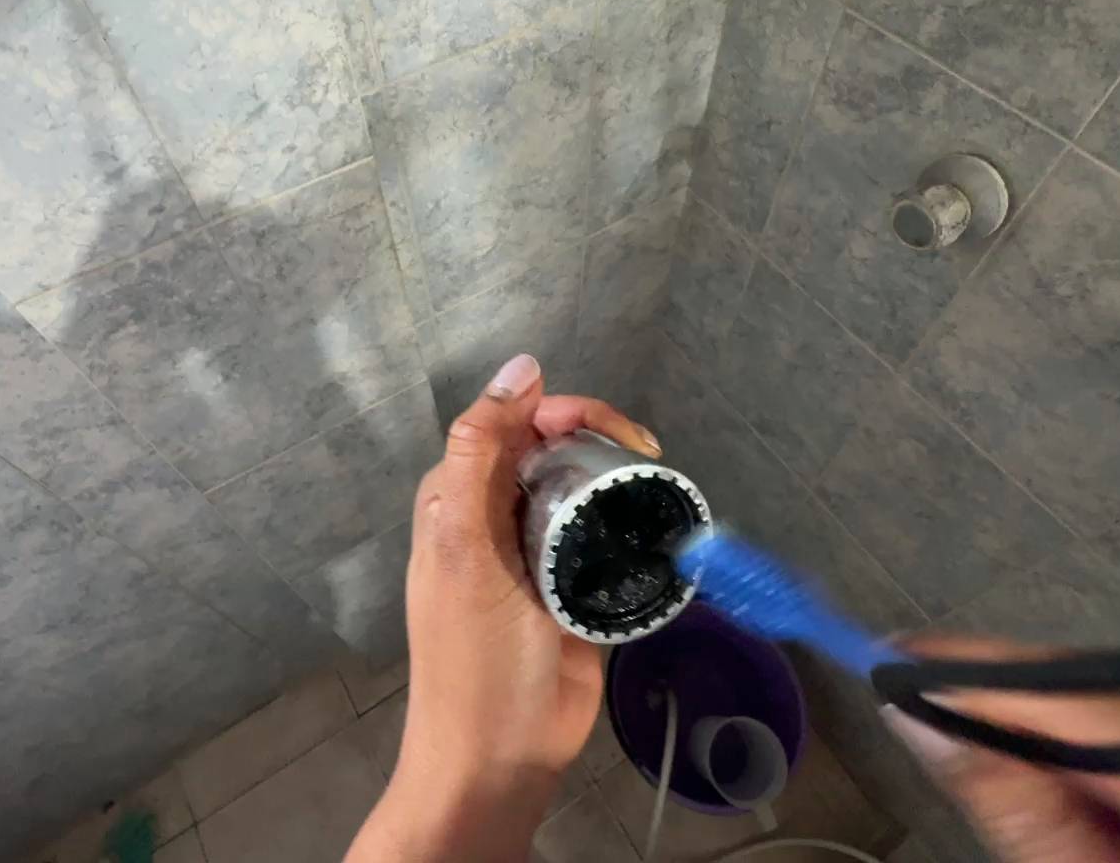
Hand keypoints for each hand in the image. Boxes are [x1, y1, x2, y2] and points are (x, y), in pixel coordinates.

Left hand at [347, 354, 660, 862]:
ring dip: (619, 467)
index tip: (610, 430)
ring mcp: (540, 543)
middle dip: (599, 434)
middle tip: (646, 451)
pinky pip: (603, 524)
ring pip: (583, 479)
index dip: (562, 411)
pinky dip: (629, 509)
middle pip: (554, 444)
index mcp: (462, 492)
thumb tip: (522, 365)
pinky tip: (655, 508)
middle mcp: (499, 509)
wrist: (504, 754)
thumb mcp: (464, 544)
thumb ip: (479, 452)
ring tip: (656, 474)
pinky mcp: (575, 574)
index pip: (514, 421)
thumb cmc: (476, 653)